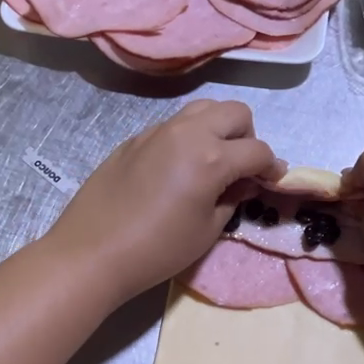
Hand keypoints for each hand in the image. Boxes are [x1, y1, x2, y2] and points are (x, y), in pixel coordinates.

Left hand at [45, 100, 276, 303]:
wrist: (90, 255)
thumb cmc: (156, 250)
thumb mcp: (207, 231)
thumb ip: (233, 199)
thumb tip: (245, 183)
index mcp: (211, 158)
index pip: (258, 151)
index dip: (272, 167)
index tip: (273, 180)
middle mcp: (188, 133)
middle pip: (236, 113)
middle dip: (247, 137)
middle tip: (240, 167)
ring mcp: (159, 131)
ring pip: (204, 108)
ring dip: (218, 128)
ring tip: (211, 159)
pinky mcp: (136, 138)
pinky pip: (174, 124)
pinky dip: (188, 137)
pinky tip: (176, 169)